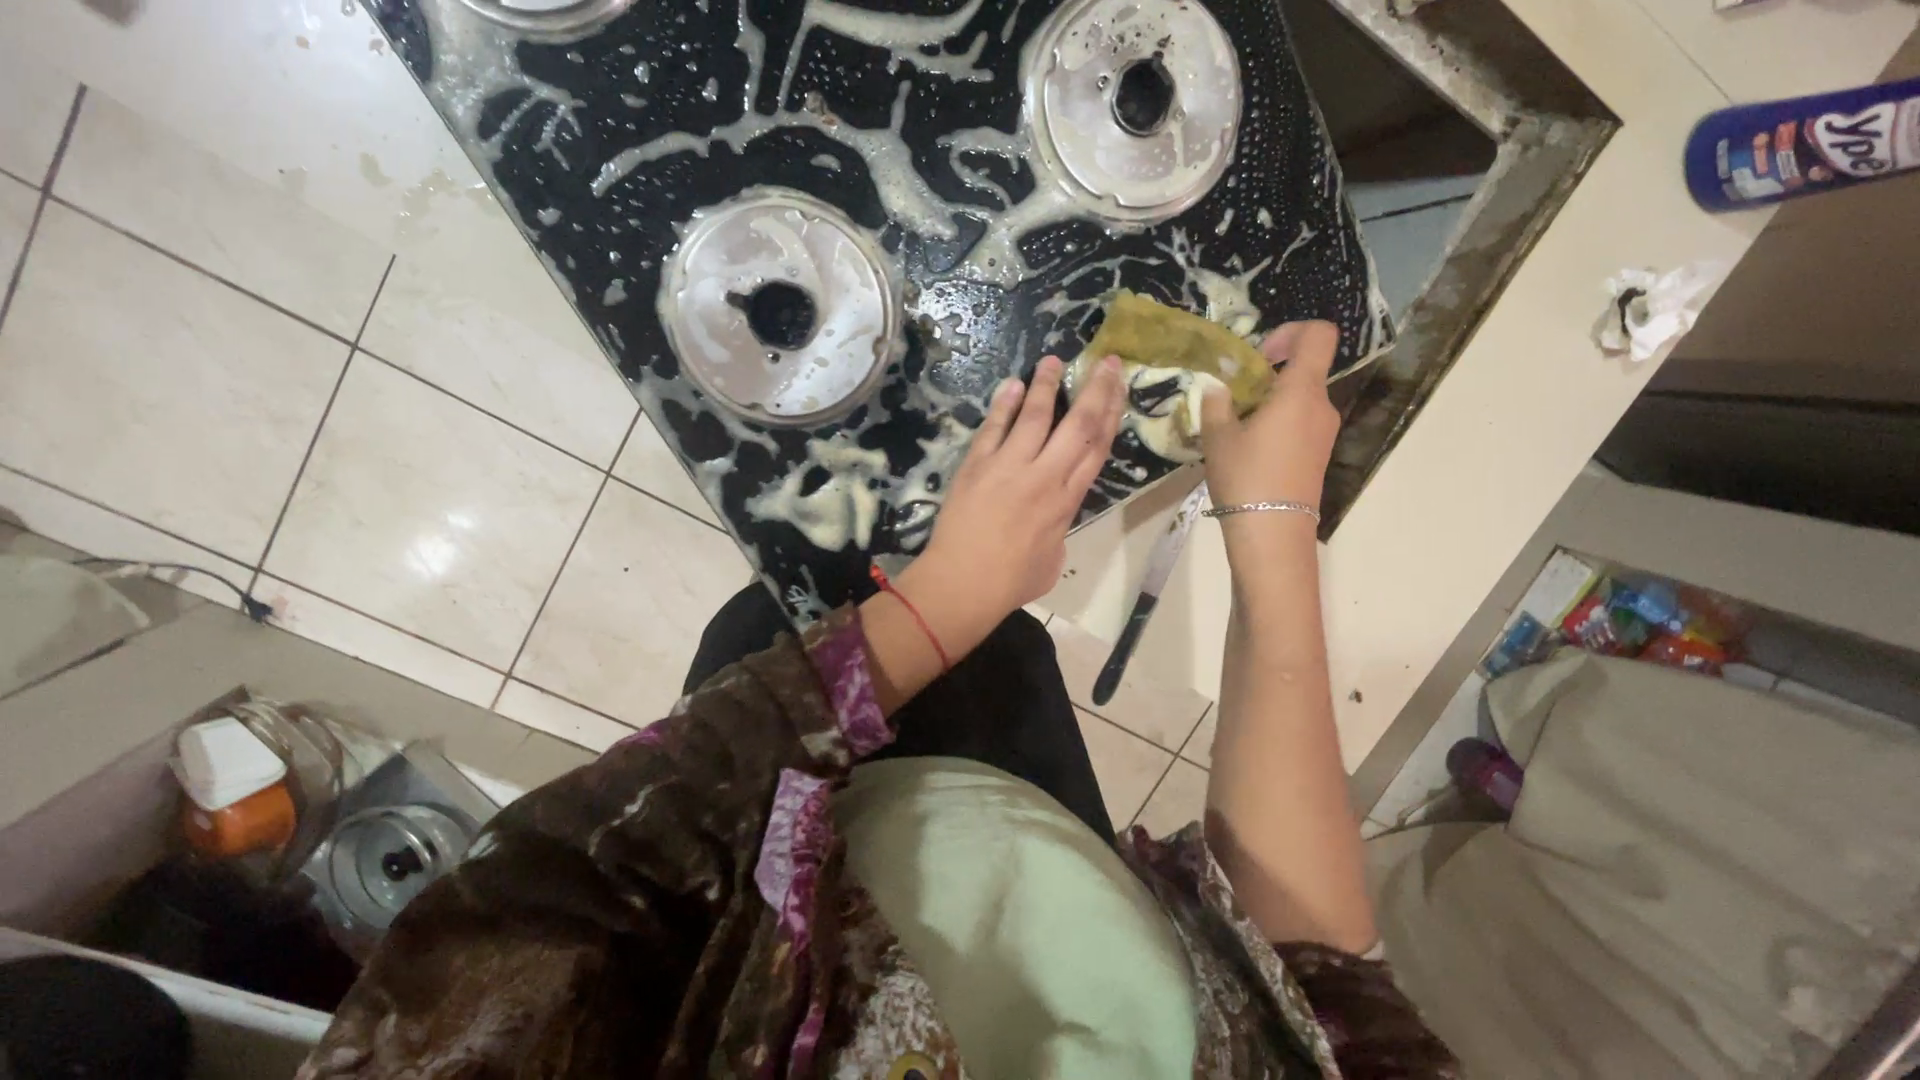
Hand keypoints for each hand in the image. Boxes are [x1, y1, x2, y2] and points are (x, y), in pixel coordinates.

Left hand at [900, 353, 1125, 645]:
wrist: (963, 584)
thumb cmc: (1010, 583)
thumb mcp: (1052, 560)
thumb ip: (1058, 530)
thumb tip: (1053, 520)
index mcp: (1066, 502)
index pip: (1097, 447)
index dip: (1112, 414)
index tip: (1119, 388)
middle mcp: (1044, 477)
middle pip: (1078, 424)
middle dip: (1094, 389)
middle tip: (1105, 361)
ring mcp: (1008, 467)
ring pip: (1034, 416)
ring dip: (1045, 385)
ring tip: (1052, 360)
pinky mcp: (977, 466)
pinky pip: (994, 428)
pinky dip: (1003, 404)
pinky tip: (1011, 384)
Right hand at [1199, 320, 1340, 516]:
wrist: (1273, 534)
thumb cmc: (1246, 477)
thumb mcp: (1218, 437)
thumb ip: (1217, 402)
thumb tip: (1217, 387)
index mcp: (1301, 391)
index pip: (1318, 335)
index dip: (1290, 332)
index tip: (1258, 356)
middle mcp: (1321, 406)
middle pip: (1302, 370)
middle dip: (1266, 376)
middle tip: (1232, 399)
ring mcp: (1324, 433)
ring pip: (1298, 399)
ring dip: (1268, 403)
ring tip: (1234, 429)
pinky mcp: (1317, 455)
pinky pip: (1299, 423)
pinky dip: (1275, 425)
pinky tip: (1247, 450)